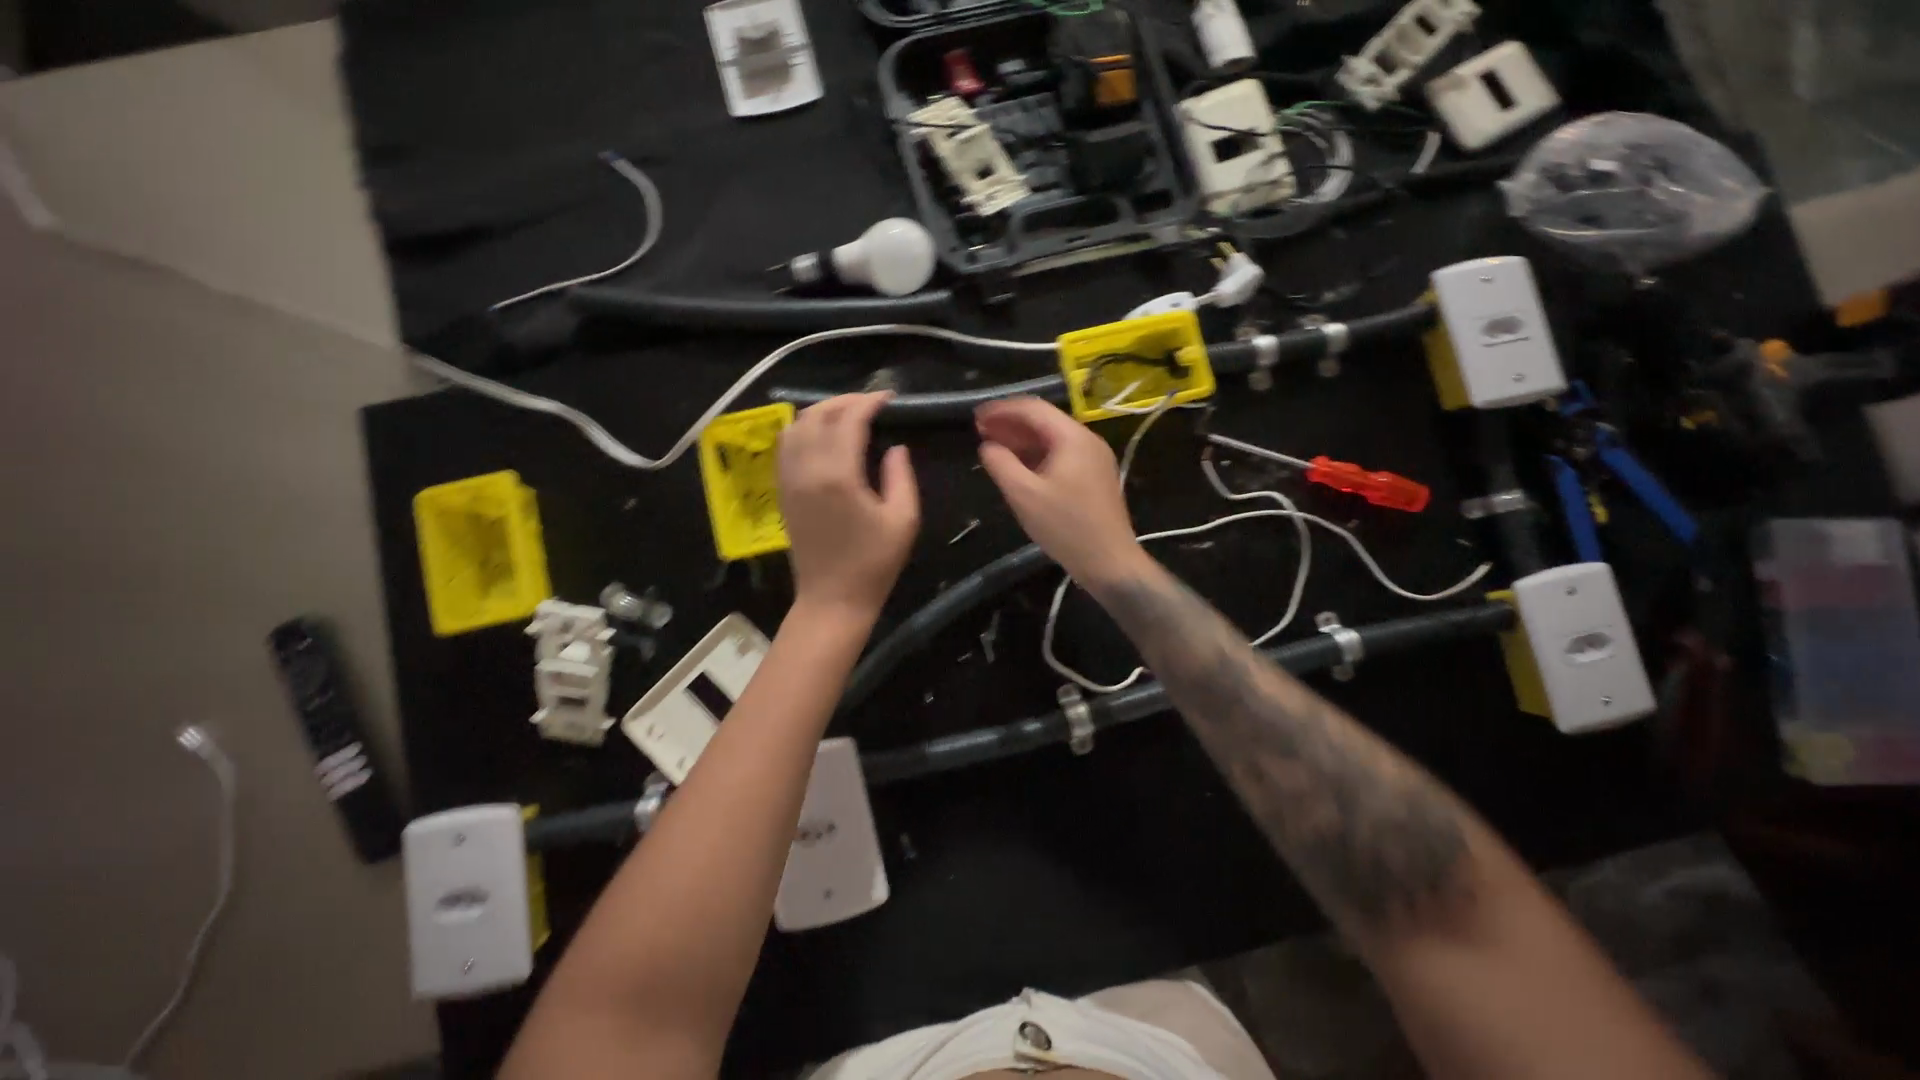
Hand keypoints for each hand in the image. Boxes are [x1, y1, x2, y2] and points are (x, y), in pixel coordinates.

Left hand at [777, 393, 919, 618]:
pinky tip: (823, 436)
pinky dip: (803, 430)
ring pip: (795, 426)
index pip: (849, 420)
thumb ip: (901, 476)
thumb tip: (895, 447)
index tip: (889, 399)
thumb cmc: (873, 564)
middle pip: (818, 415)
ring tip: (847, 416)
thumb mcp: (903, 520)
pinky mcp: (782, 491)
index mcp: (838, 475)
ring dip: (821, 412)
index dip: (870, 403)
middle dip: (845, 401)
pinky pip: (785, 447)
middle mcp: (806, 469)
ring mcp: (789, 480)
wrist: (832, 600)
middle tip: (872, 404)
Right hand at [975, 396, 1148, 586]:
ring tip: (993, 446)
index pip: (1033, 409)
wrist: (1110, 562)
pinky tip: (1019, 466)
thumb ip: (1001, 464)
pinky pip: (1062, 455)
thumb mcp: (1024, 496)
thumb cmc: (1066, 527)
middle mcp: (1087, 441)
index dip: (1001, 409)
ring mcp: (1094, 459)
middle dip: (1011, 423)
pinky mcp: (1095, 477)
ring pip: (1053, 439)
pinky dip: (1037, 455)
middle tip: (980, 430)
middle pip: (1044, 421)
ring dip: (1022, 440)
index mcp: (1072, 438)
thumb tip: (988, 447)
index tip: (976, 416)